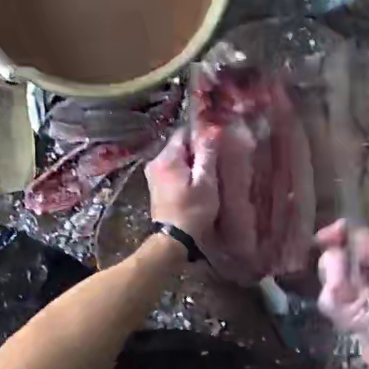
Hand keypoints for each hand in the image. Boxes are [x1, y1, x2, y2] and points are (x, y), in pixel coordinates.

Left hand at [145, 125, 220, 240]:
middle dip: (196, 151)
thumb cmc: (192, 210)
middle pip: (179, 145)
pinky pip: (171, 170)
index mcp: (167, 158)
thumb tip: (211, 129)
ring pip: (175, 158)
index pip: (184, 133)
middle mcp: (155, 162)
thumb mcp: (206, 181)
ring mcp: (152, 175)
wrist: (173, 239)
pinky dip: (183, 172)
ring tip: (206, 174)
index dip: (201, 136)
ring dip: (190, 163)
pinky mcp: (155, 186)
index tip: (215, 146)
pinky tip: (194, 183)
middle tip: (214, 162)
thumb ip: (207, 154)